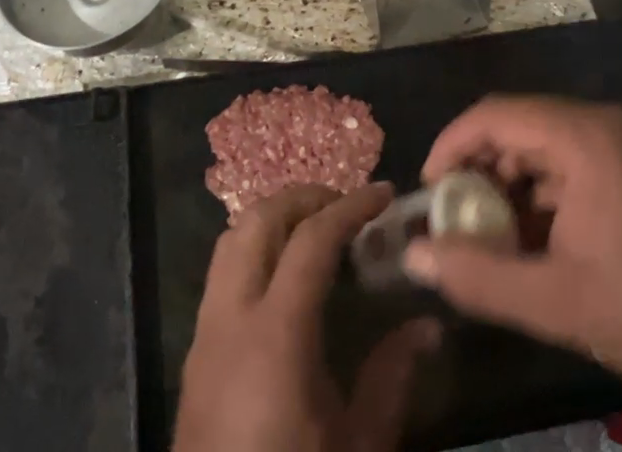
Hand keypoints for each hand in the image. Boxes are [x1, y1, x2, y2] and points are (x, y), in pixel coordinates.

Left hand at [175, 184, 439, 451]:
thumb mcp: (359, 445)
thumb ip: (392, 378)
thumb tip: (428, 327)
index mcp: (276, 335)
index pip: (311, 241)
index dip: (350, 207)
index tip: (383, 194)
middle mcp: (231, 316)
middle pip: (257, 221)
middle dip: (303, 199)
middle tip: (348, 206)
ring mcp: (205, 330)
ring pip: (230, 239)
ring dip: (274, 219)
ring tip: (318, 230)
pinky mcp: (194, 348)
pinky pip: (222, 272)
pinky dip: (254, 248)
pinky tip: (286, 276)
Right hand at [403, 96, 621, 394]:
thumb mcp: (556, 302)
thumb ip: (477, 276)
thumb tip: (413, 256)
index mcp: (584, 140)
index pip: (493, 116)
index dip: (449, 147)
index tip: (431, 195)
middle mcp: (604, 124)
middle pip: (517, 126)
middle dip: (479, 172)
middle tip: (461, 224)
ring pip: (543, 144)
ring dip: (510, 184)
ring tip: (497, 239)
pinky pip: (573, 160)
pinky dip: (543, 191)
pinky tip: (540, 239)